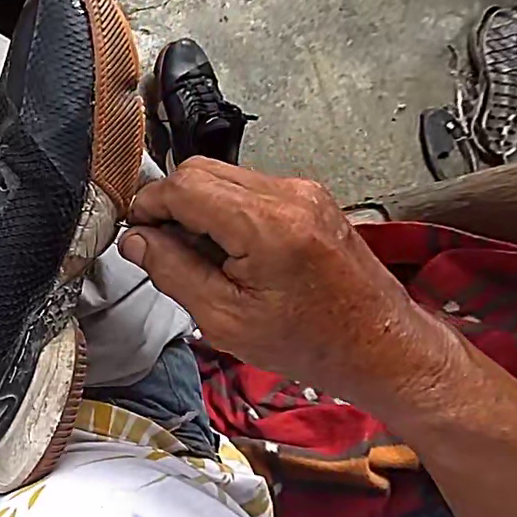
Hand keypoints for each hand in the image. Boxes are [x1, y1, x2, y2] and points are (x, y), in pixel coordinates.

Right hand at [118, 158, 463, 404]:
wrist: (379, 346)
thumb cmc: (315, 343)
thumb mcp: (225, 319)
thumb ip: (172, 271)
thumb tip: (137, 241)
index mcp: (267, 225)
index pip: (182, 186)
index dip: (147, 207)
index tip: (136, 231)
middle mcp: (288, 196)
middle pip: (198, 170)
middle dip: (169, 203)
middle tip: (160, 244)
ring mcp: (301, 192)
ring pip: (220, 175)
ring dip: (196, 207)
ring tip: (200, 255)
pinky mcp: (307, 198)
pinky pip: (246, 187)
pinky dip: (223, 210)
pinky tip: (228, 250)